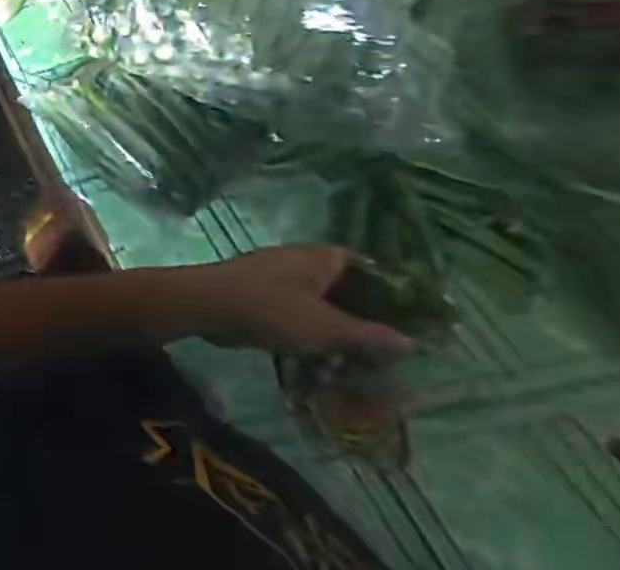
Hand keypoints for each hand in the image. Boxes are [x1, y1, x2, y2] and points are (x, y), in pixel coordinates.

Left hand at [179, 246, 415, 356]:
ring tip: (360, 361)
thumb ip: (368, 335)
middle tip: (388, 350)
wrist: (208, 305)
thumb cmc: (271, 309)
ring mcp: (279, 276)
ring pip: (320, 302)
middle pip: (344, 286)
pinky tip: (324, 359)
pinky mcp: (262, 294)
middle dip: (364, 316)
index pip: (366, 267)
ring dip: (337, 328)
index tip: (409, 319)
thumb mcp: (325, 327)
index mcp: (321, 258)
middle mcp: (302, 261)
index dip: (390, 290)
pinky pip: (297, 311)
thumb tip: (411, 341)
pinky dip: (311, 331)